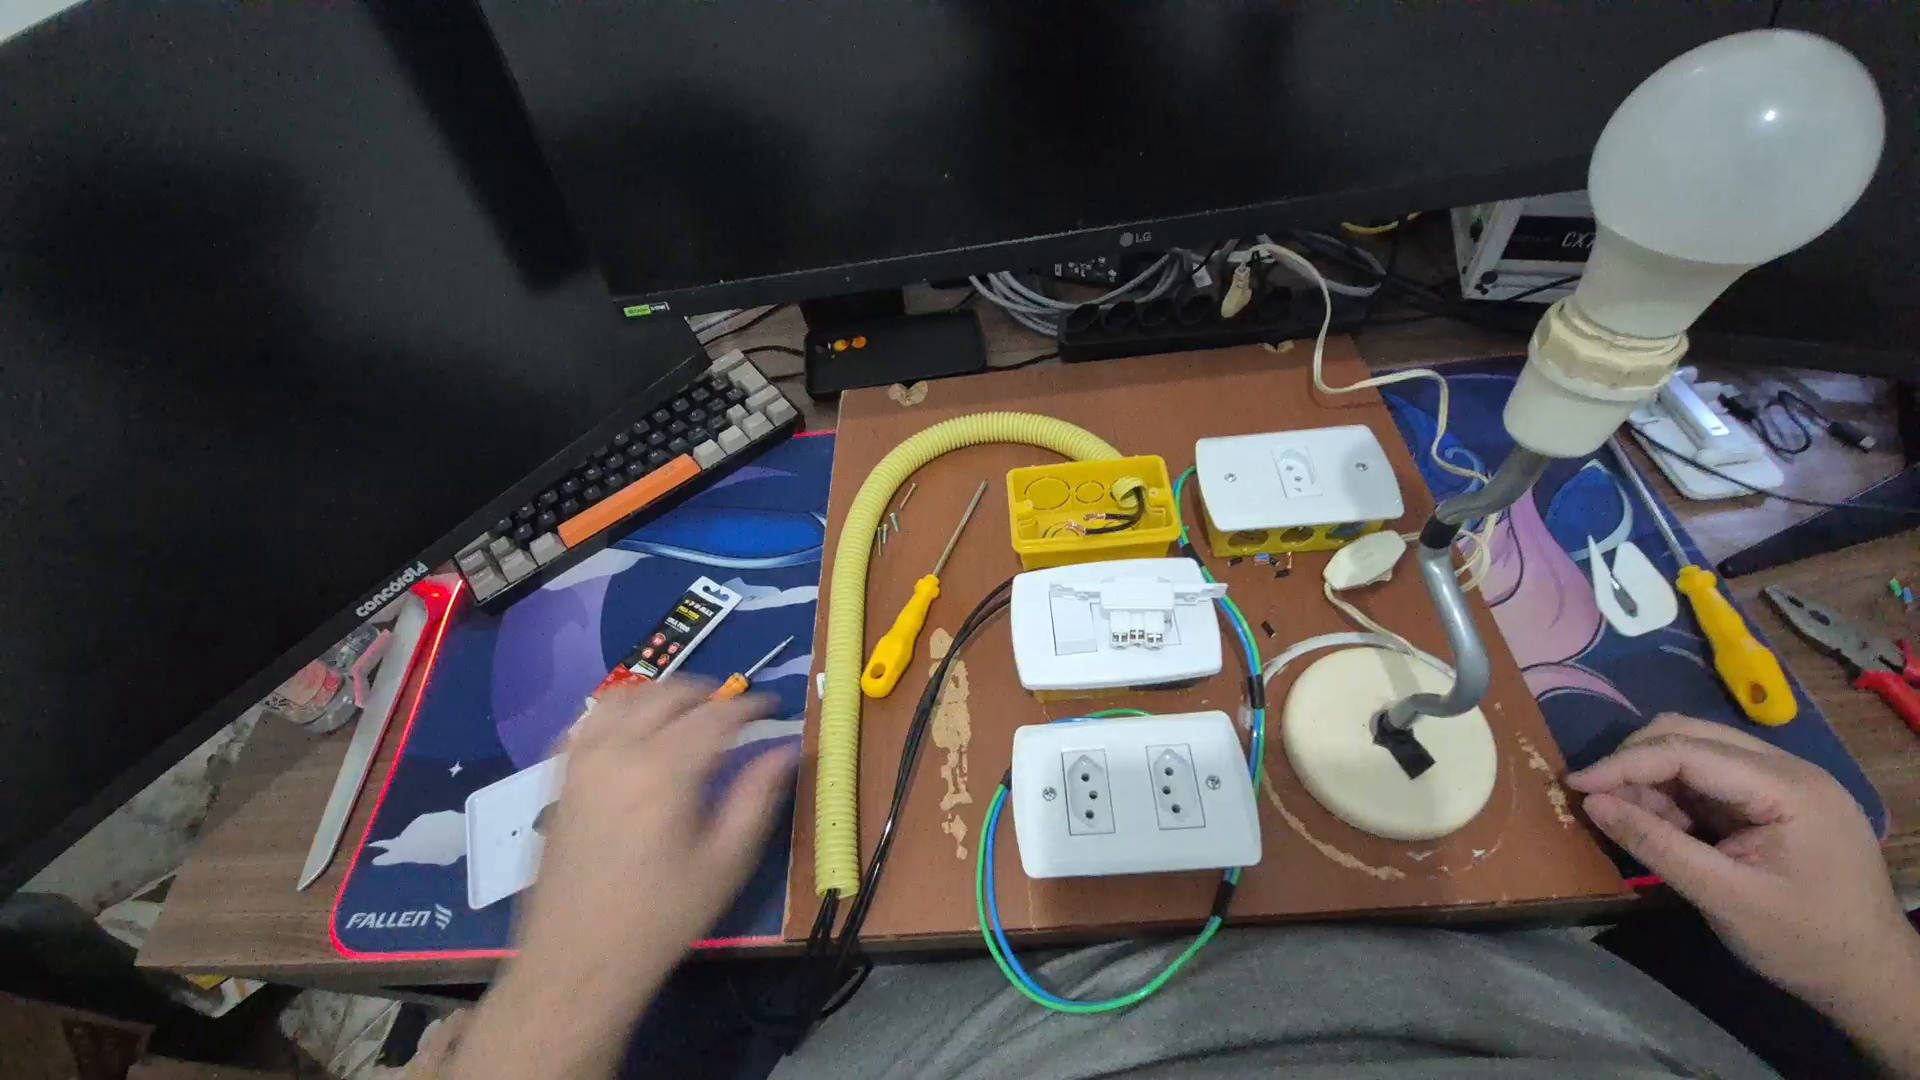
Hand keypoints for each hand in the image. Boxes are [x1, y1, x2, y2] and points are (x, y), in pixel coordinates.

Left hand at [511, 677, 796, 1000]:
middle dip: (710, 693)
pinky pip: (588, 721)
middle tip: (736, 710)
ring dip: (664, 694)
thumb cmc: (663, 915)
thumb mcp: (727, 861)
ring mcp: (584, 762)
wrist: (579, 960)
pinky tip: (635, 727)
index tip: (772, 708)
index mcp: (667, 770)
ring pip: (626, 697)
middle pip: (670, 695)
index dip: (751, 705)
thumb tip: (787, 750)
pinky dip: (617, 710)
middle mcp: (621, 752)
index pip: (718, 714)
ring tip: (690, 711)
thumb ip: (759, 796)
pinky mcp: (561, 779)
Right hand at [1566, 714, 1917, 1018]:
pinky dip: (1666, 791)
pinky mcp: (1766, 797)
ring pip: (1687, 747)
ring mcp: (1779, 782)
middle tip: (1599, 798)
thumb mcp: (1723, 897)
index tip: (1573, 785)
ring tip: (1631, 817)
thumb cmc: (1805, 941)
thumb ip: (1654, 844)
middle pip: (1685, 733)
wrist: (1871, 980)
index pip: (1684, 750)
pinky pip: (1698, 773)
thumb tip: (1588, 802)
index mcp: (1789, 789)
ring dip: (1647, 776)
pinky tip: (1660, 824)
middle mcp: (1787, 771)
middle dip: (1633, 762)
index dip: (1621, 764)